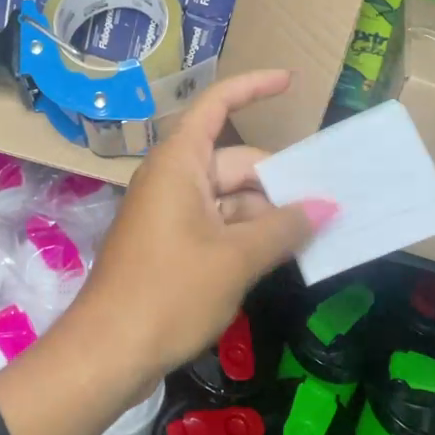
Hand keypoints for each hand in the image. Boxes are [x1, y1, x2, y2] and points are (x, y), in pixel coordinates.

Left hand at [0, 70, 334, 434]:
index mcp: (180, 161)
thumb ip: (284, 228)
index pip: (217, 104)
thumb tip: (327, 206)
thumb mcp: (235, 260)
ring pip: (229, 196)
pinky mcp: (171, 243)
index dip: (254, 86)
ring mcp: (170, 211)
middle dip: (277, 178)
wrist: (106, 354)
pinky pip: (217, 222)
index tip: (291, 80)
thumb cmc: (169, 292)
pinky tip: (280, 254)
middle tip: (328, 200)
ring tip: (314, 232)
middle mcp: (174, 176)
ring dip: (266, 212)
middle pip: (234, 160)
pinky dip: (247, 233)